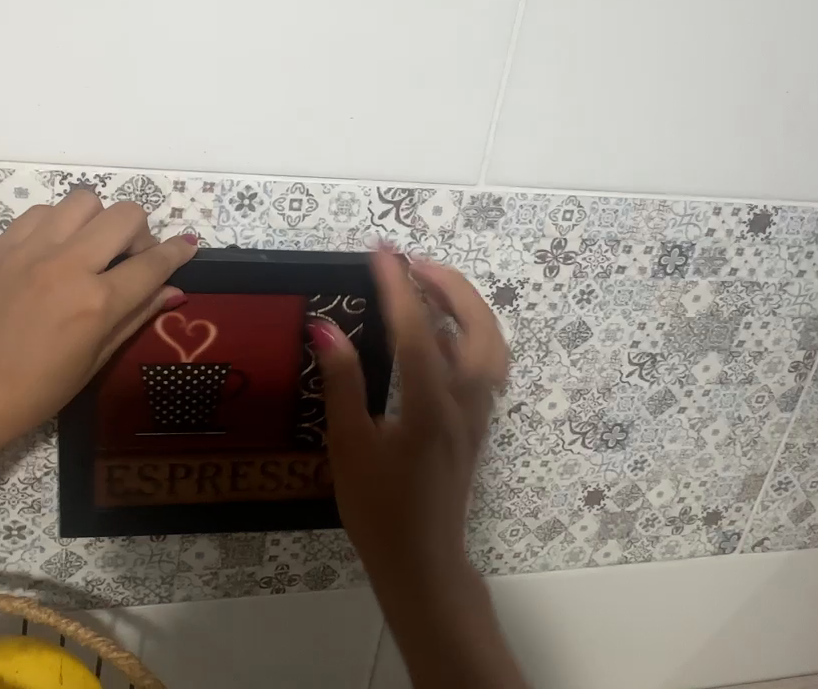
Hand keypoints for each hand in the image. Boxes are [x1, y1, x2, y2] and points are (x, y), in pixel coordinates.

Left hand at [0, 190, 197, 451]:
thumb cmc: (27, 396)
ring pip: (84, 201)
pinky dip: (59, 223)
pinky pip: (42, 211)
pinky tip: (53, 251)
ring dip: (99, 220)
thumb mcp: (90, 365)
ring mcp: (30, 250)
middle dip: (141, 233)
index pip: (153, 263)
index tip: (188, 246)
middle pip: (125, 215)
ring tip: (90, 250)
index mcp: (95, 304)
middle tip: (130, 261)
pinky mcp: (0, 246)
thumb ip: (133, 319)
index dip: (178, 253)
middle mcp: (68, 265)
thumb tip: (172, 292)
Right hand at [314, 249, 508, 599]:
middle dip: (451, 285)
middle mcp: (465, 403)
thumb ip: (343, 383)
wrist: (422, 562)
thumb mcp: (349, 447)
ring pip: (491, 344)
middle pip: (479, 327)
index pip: (418, 330)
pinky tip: (438, 331)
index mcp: (430, 407)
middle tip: (413, 262)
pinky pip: (485, 363)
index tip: (382, 253)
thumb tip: (326, 328)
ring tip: (429, 285)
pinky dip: (468, 331)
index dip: (398, 287)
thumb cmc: (379, 509)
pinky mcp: (476, 422)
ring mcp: (478, 413)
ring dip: (465, 305)